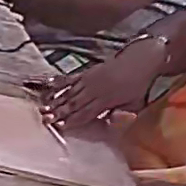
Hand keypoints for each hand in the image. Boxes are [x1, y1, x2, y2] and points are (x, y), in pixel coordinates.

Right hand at [41, 38, 167, 129]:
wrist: (143, 59)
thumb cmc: (141, 84)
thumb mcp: (136, 103)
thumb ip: (121, 114)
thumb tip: (107, 122)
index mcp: (106, 100)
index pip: (85, 114)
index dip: (72, 120)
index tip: (59, 126)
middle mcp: (94, 91)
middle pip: (73, 104)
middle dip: (58, 112)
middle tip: (44, 118)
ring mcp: (89, 80)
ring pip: (68, 93)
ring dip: (55, 101)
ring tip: (42, 108)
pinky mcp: (86, 72)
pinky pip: (69, 79)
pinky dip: (58, 84)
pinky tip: (48, 87)